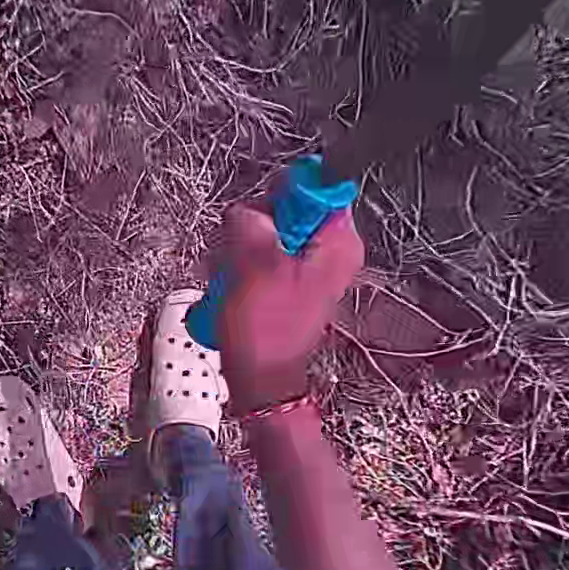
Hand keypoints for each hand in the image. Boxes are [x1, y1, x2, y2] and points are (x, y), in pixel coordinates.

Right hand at [216, 201, 364, 411]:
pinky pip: (261, 260)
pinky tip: (230, 286)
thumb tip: (246, 209)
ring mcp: (307, 270)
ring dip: (240, 251)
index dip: (280, 197)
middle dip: (253, 229)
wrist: (261, 380)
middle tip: (237, 253)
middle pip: (288, 212)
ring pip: (268, 237)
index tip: (257, 219)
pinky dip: (242, 268)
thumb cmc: (265, 330)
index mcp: (338, 243)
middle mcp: (330, 252)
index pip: (316, 189)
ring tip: (230, 276)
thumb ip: (253, 225)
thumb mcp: (256, 268)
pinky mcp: (286, 285)